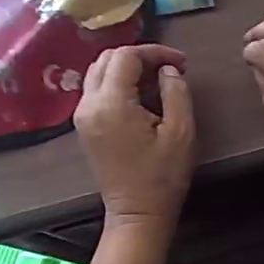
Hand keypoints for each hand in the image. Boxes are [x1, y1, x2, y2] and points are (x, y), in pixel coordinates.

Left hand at [74, 44, 194, 227]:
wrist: (138, 212)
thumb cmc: (163, 175)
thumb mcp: (181, 131)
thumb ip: (176, 92)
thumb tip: (169, 70)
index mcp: (112, 103)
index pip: (127, 56)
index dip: (155, 52)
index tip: (181, 62)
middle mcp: (89, 104)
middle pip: (108, 58)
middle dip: (140, 56)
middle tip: (170, 68)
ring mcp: (82, 115)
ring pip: (99, 71)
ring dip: (127, 67)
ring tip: (157, 78)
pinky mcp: (85, 125)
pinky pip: (97, 89)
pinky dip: (118, 82)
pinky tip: (141, 94)